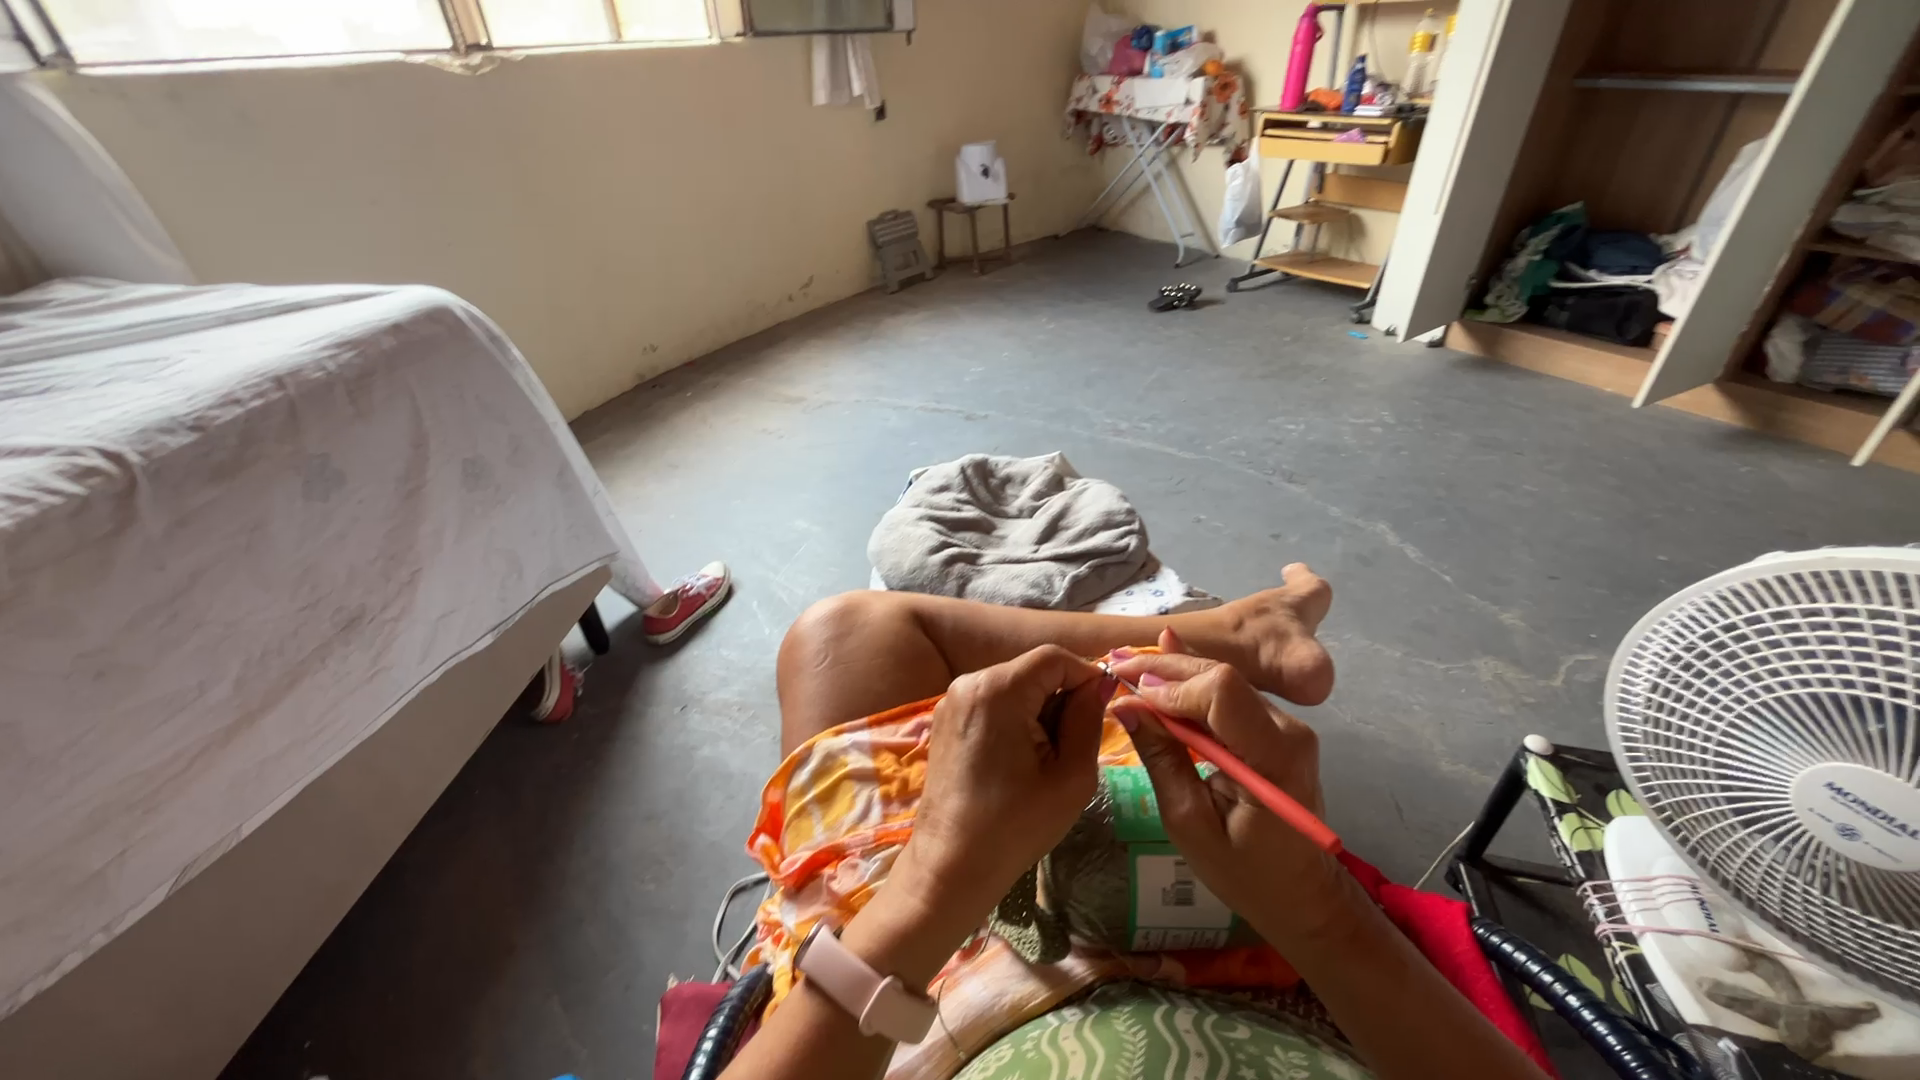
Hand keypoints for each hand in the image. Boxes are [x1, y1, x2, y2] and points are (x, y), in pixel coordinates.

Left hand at [891, 645, 1110, 926]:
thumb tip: (1103, 683)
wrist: (950, 866)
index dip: (1087, 677)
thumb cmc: (1015, 826)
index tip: (1104, 711)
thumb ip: (1089, 720)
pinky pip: (993, 702)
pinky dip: (1014, 720)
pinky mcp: (945, 719)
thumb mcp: (1070, 776)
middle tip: (1070, 748)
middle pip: (1033, 670)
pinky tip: (1018, 762)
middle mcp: (969, 682)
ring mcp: (952, 700)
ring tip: (1044, 761)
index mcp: (998, 689)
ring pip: (1014, 685)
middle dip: (1061, 699)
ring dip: (1039, 711)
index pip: (1055, 658)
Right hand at [1111, 630, 1358, 948]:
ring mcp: (1285, 724)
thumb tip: (1124, 706)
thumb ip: (1161, 758)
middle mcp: (1287, 729)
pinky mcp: (1274, 726)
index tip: (1130, 692)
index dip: (1171, 684)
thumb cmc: (1244, 871)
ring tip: (1126, 663)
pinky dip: (1191, 681)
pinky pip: (1229, 693)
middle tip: (1113, 664)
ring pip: (1222, 678)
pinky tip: (1165, 651)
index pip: (1222, 692)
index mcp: (1272, 757)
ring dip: (1173, 671)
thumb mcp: (1188, 822)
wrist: (1300, 892)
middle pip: (1220, 676)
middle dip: (1163, 668)